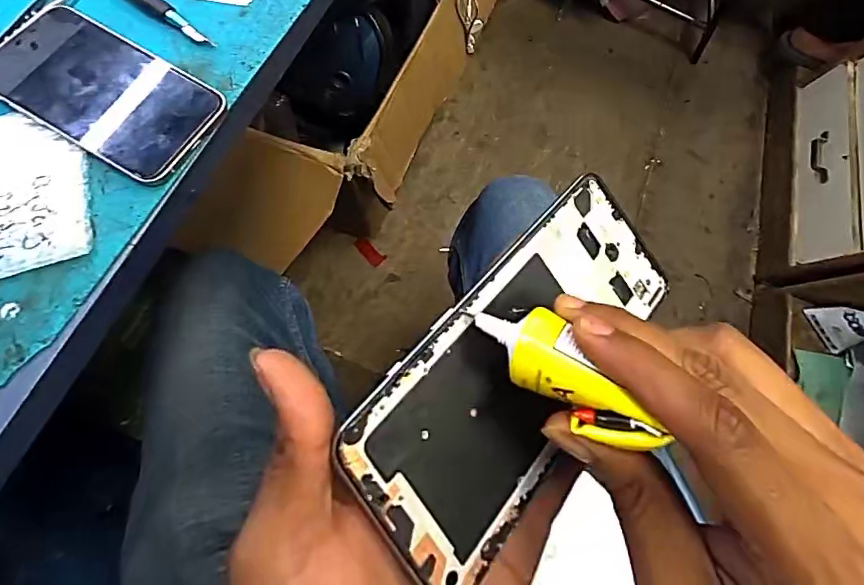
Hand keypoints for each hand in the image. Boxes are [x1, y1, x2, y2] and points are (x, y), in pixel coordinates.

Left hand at [230, 348, 577, 584]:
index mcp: (383, 454)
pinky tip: (595, 429)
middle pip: (488, 412)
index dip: (466, 349)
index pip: (430, 389)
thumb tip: (269, 363)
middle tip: (561, 333)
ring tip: (586, 368)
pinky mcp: (509, 553)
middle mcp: (434, 476)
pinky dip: (573, 465)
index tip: (500, 311)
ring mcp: (475, 515)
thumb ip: (294, 447)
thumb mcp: (286, 524)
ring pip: (526, 448)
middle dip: (525, 371)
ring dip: (556, 409)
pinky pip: (548, 503)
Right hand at [538, 297, 863, 583]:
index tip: (586, 334)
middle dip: (637, 343)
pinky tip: (648, 365)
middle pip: (724, 376)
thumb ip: (637, 505)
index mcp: (823, 554)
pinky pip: (748, 373)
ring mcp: (841, 459)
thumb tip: (577, 423)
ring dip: (659, 345)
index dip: (643, 369)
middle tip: (575, 329)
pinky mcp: (823, 439)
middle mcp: (845, 490)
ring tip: (602, 344)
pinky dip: (687, 362)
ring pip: (734, 359)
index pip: (718, 427)